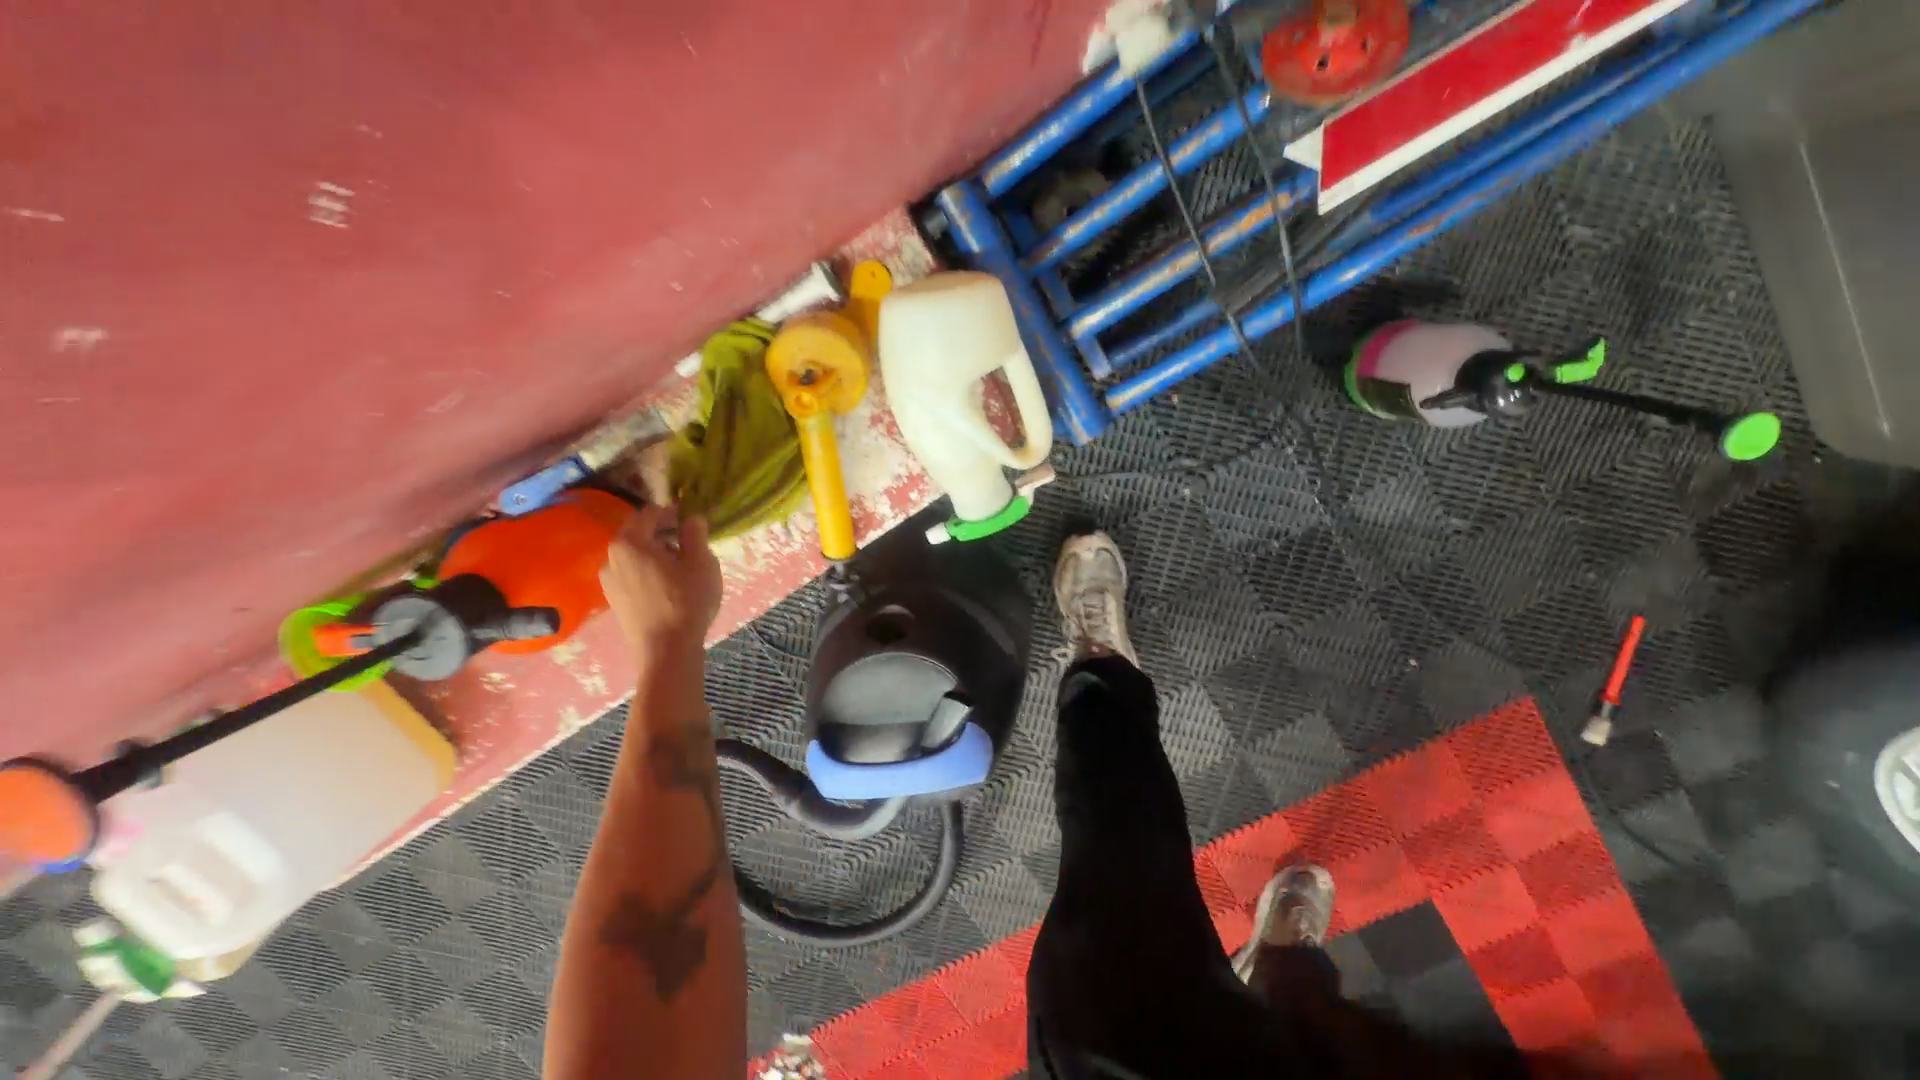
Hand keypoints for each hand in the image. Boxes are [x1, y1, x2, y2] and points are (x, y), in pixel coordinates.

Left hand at [599, 504, 723, 661]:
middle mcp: (611, 557)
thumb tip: (691, 519)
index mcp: (629, 542)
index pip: (649, 513)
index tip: (690, 518)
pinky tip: (667, 586)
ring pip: (634, 556)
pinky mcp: (613, 601)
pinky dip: (647, 571)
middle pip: (637, 534)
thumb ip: (695, 534)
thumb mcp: (701, 563)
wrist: (667, 652)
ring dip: (654, 553)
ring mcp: (608, 581)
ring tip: (679, 566)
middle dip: (661, 532)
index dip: (671, 512)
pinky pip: (631, 575)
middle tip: (687, 541)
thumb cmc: (686, 602)